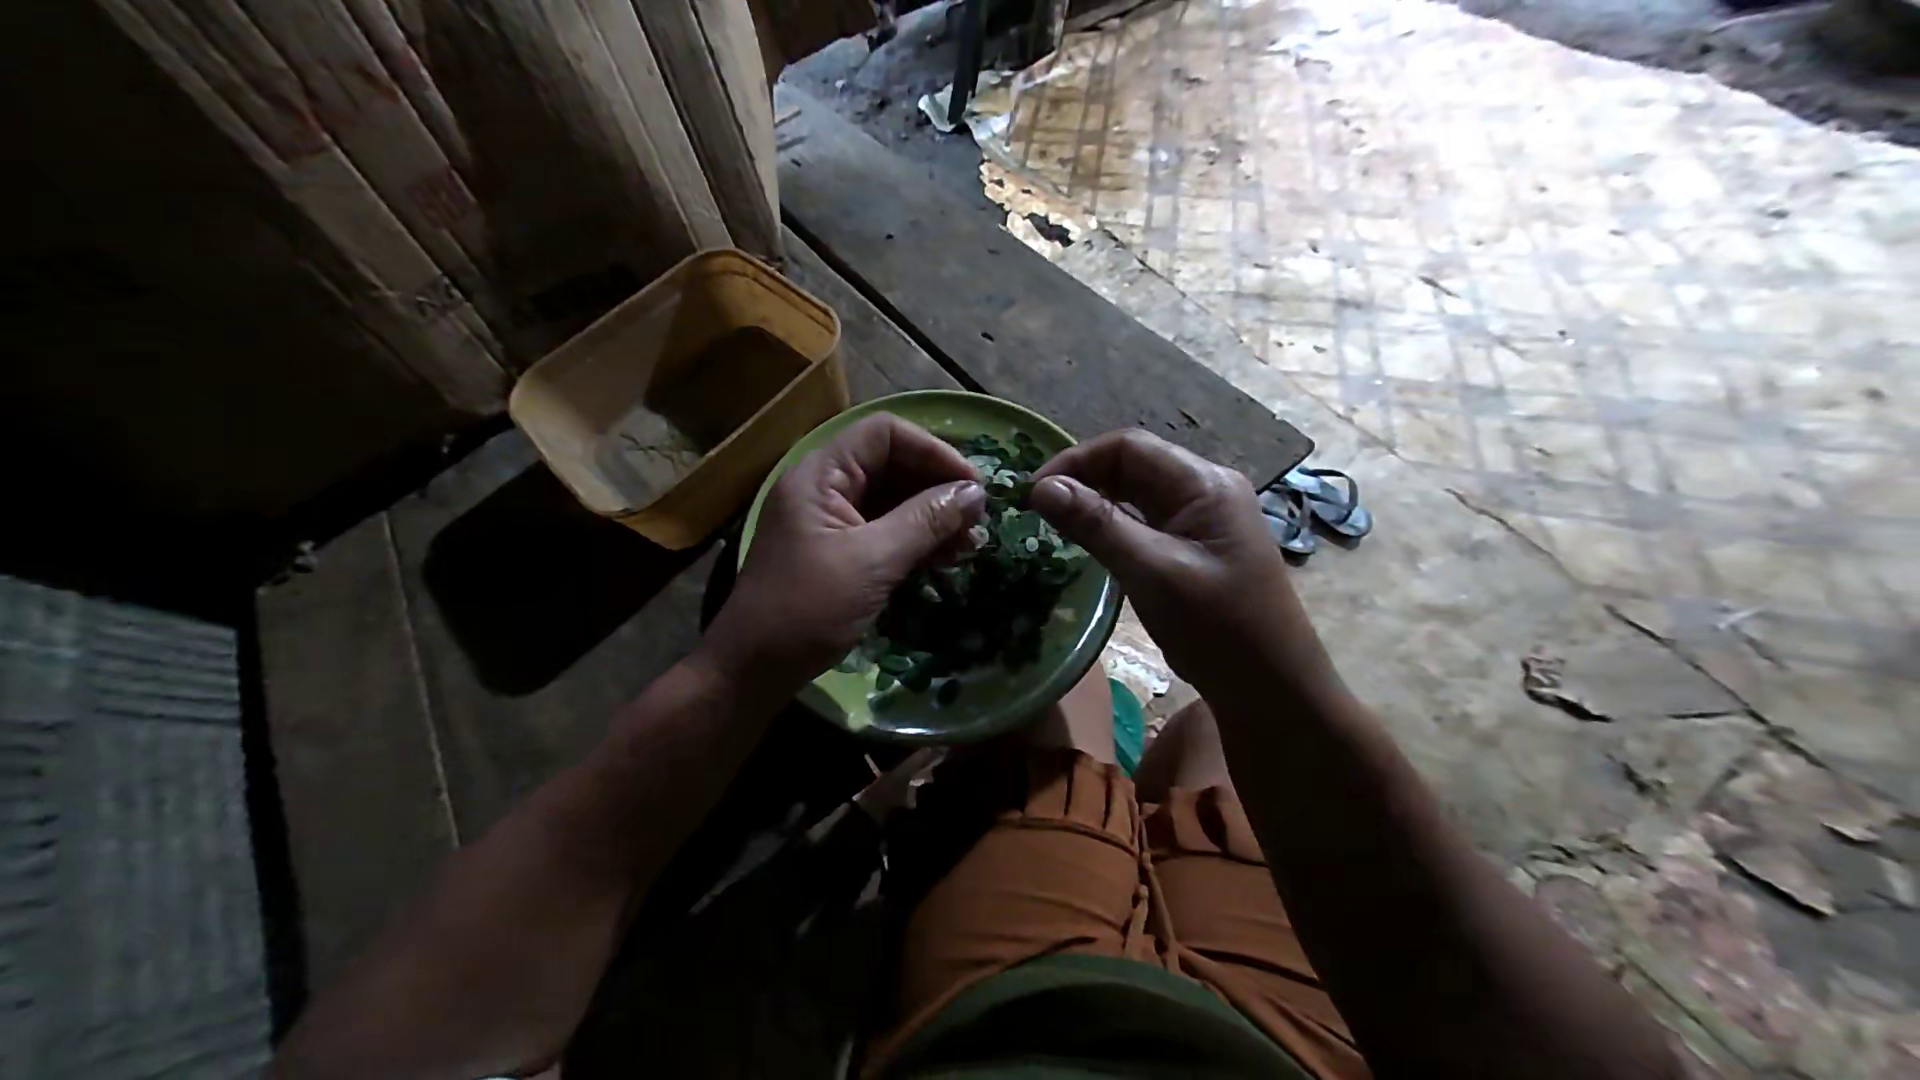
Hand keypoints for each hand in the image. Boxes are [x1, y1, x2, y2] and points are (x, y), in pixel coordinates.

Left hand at [705, 414, 986, 690]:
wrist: (755, 669)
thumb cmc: (807, 609)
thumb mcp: (872, 561)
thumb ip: (926, 521)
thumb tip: (976, 493)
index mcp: (821, 475)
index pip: (885, 434)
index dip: (934, 451)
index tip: (971, 486)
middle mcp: (826, 487)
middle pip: (893, 465)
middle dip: (938, 488)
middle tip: (977, 520)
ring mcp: (832, 520)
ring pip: (894, 500)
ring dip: (934, 517)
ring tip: (969, 545)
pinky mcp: (840, 551)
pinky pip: (886, 530)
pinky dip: (917, 540)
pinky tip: (946, 559)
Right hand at [1029, 429, 1332, 693]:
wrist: (1270, 688)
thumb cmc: (1218, 628)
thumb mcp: (1152, 572)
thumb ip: (1097, 526)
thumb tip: (1040, 489)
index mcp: (1205, 484)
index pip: (1129, 447)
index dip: (1076, 461)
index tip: (1035, 492)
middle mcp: (1205, 490)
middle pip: (1132, 466)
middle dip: (1082, 480)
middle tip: (1038, 511)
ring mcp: (1202, 519)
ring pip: (1136, 494)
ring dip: (1094, 503)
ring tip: (1054, 524)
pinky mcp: (1194, 546)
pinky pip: (1145, 521)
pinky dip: (1112, 526)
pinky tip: (1088, 543)